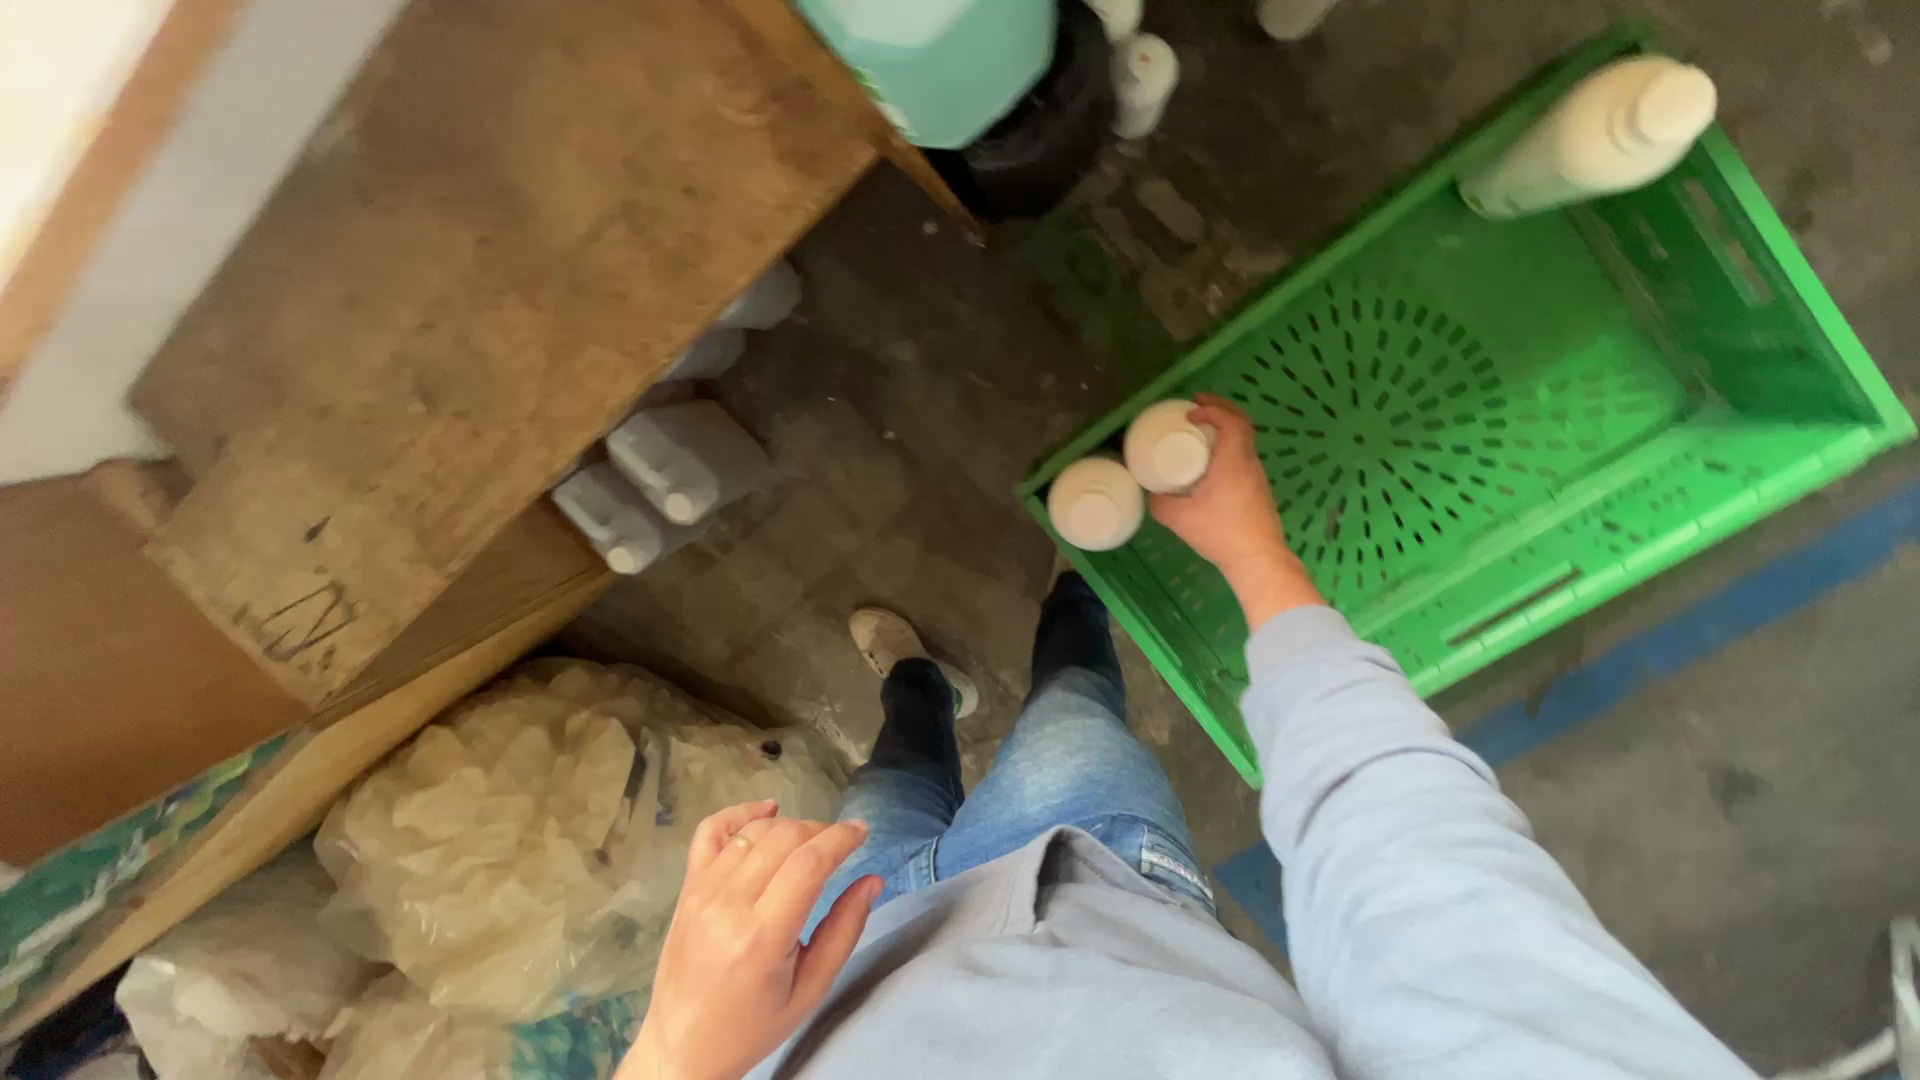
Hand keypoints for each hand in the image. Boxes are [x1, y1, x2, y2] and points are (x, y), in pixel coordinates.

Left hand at [618, 802, 880, 1079]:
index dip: (841, 838)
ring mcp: (702, 892)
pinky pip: (711, 830)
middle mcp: (729, 904)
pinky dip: (741, 812)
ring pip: (756, 831)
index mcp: (763, 937)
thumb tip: (872, 880)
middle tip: (839, 845)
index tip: (862, 831)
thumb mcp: (810, 991)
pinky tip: (766, 811)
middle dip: (821, 831)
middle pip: (785, 838)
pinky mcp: (687, 887)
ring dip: (790, 826)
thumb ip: (844, 931)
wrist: (682, 1048)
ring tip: (809, 842)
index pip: (809, 862)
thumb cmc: (753, 1026)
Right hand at [1149, 394, 1324, 625]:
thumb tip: (1150, 494)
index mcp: (1232, 462)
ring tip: (1202, 435)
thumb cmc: (1221, 534)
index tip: (1191, 412)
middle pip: (1242, 425)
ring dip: (1226, 432)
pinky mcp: (1259, 492)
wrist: (1258, 559)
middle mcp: (1249, 464)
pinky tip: (1212, 466)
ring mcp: (1258, 478)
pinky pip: (1244, 460)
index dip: (1213, 410)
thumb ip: (1160, 504)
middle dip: (1221, 411)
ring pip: (1244, 443)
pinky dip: (1228, 451)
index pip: (1231, 421)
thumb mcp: (1180, 519)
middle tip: (1198, 409)